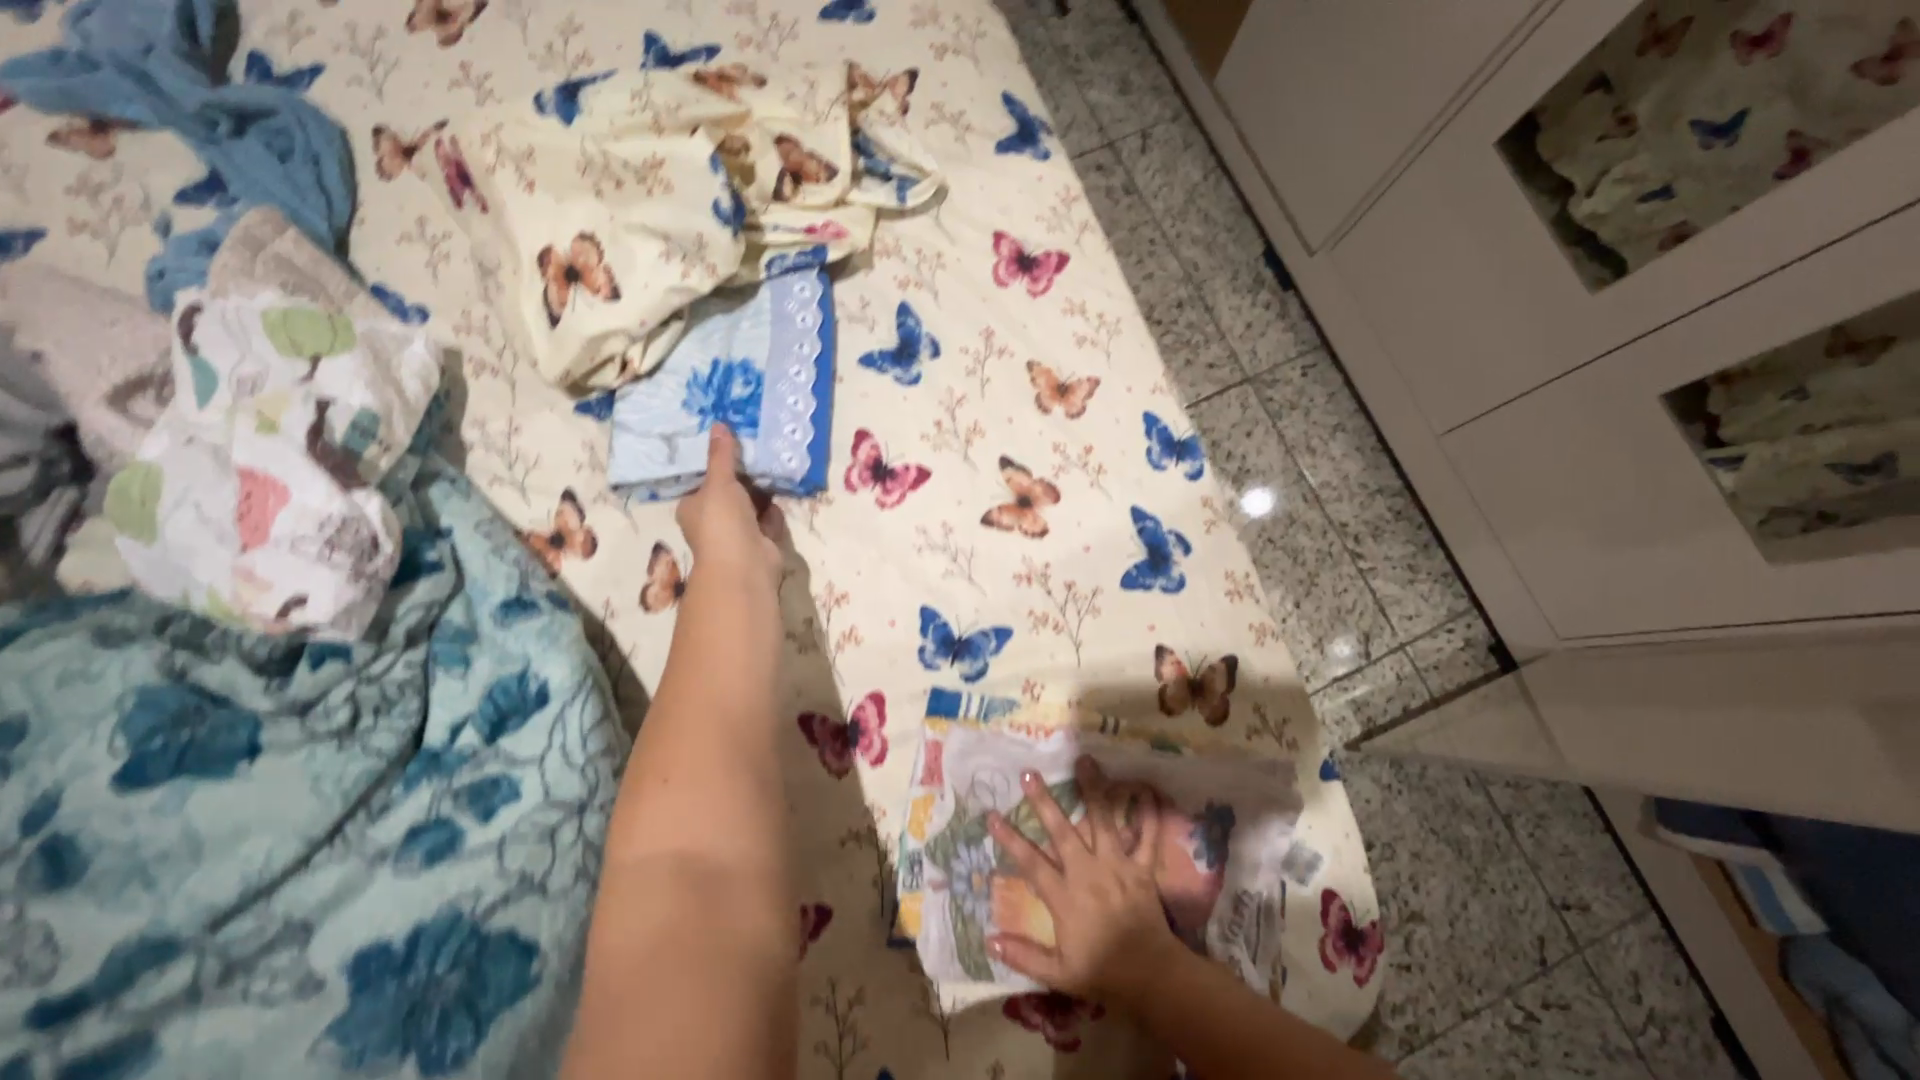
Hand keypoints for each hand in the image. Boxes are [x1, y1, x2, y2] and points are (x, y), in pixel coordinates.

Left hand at [676, 424, 784, 589]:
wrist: (745, 565)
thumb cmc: (722, 521)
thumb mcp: (719, 481)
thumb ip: (721, 455)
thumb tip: (718, 424)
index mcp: (692, 506)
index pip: (701, 480)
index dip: (714, 463)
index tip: (730, 442)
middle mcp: (712, 520)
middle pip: (729, 491)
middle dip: (743, 476)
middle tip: (757, 449)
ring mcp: (737, 533)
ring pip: (751, 506)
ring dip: (762, 492)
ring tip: (773, 465)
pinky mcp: (760, 542)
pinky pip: (768, 520)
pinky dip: (774, 511)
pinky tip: (782, 494)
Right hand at [985, 757, 1180, 1006]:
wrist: (1152, 976)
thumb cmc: (1103, 974)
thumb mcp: (1058, 973)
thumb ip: (1024, 956)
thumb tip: (989, 941)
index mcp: (1064, 897)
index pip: (1031, 863)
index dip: (1010, 839)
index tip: (992, 815)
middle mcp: (1088, 874)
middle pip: (1062, 832)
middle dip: (1044, 802)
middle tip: (1029, 774)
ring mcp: (1117, 867)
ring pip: (1103, 822)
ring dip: (1093, 790)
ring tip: (1085, 761)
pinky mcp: (1142, 870)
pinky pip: (1146, 838)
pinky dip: (1147, 814)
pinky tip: (1146, 789)